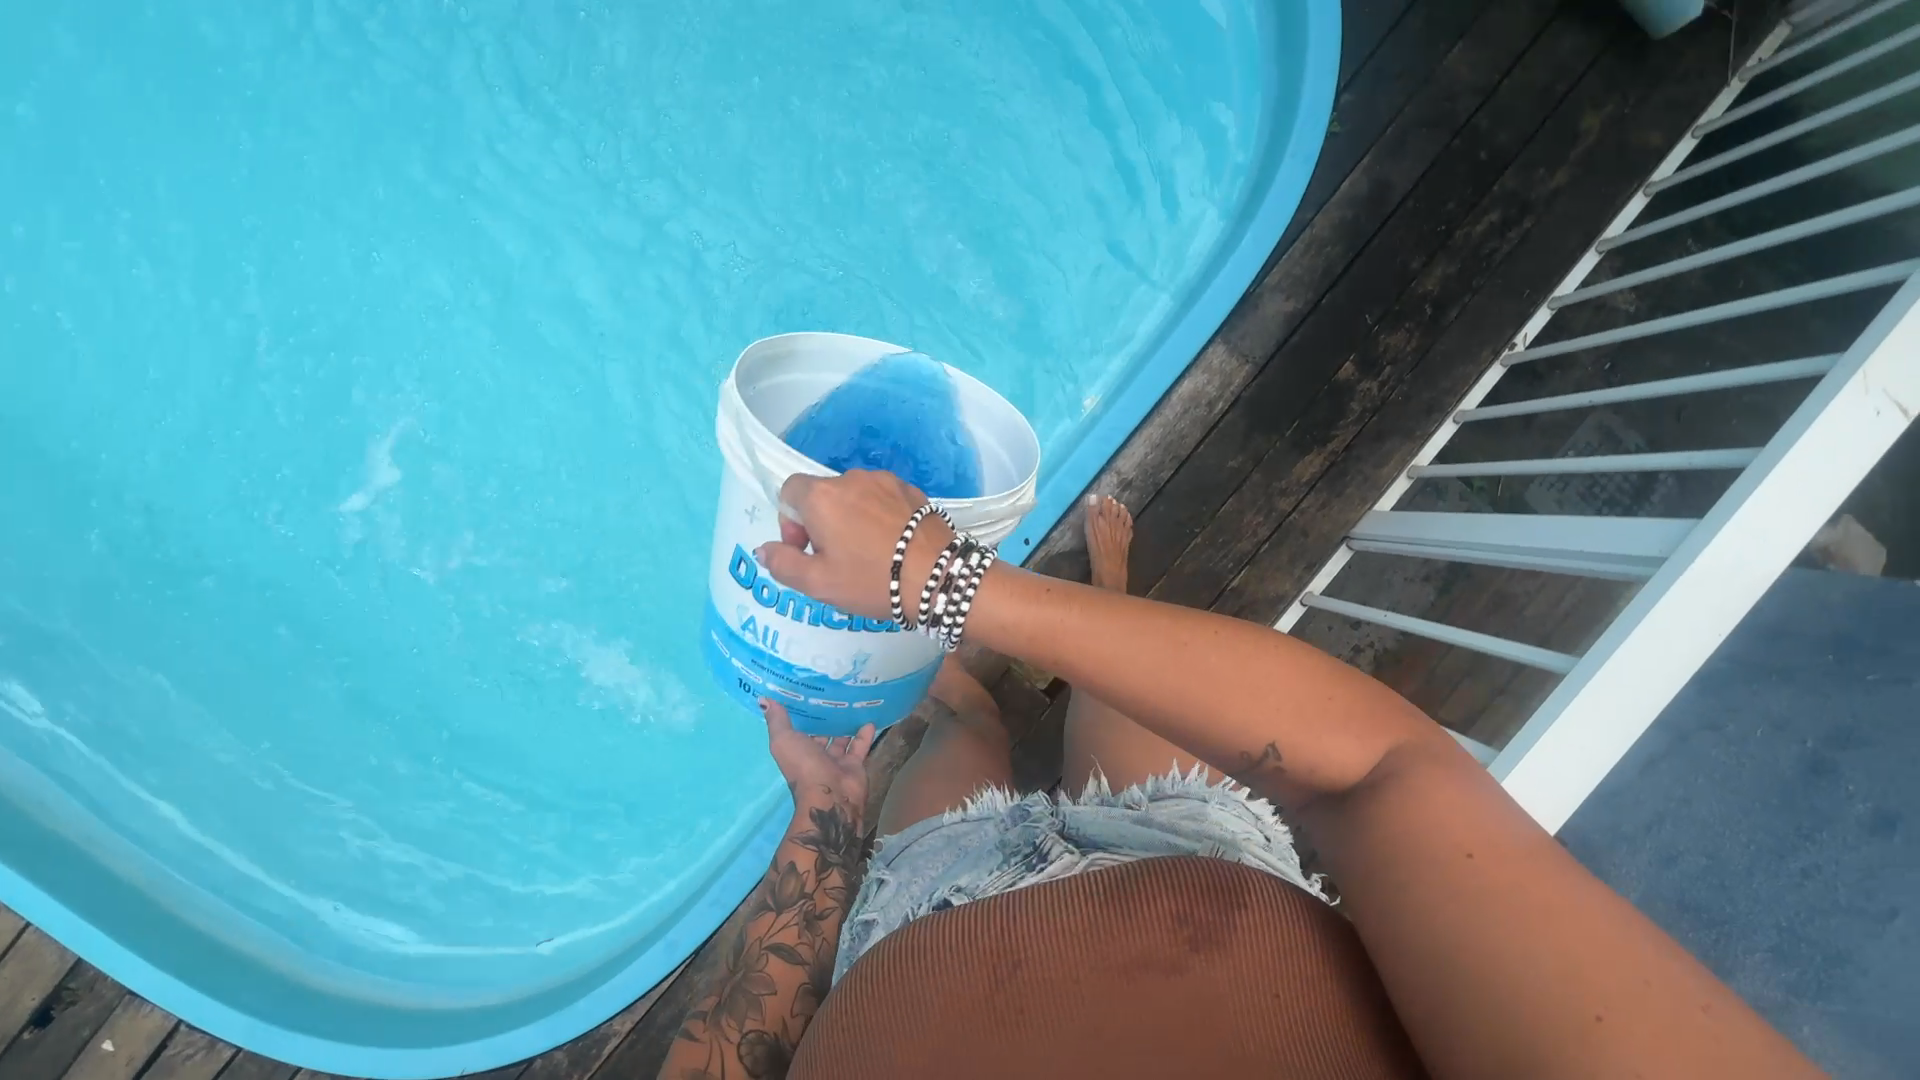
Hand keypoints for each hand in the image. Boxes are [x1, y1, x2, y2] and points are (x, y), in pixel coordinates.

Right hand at [753, 469, 955, 619]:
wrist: (940, 577)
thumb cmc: (873, 580)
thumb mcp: (819, 583)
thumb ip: (784, 563)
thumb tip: (765, 548)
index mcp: (823, 496)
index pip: (789, 491)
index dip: (790, 522)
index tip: (807, 551)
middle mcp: (852, 478)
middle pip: (822, 494)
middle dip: (821, 523)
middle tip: (838, 560)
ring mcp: (887, 481)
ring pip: (854, 497)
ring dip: (851, 519)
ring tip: (869, 555)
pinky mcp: (913, 491)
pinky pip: (882, 500)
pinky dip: (879, 517)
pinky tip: (893, 546)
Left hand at [760, 698, 874, 813]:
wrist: (830, 794)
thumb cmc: (804, 766)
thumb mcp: (784, 740)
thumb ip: (777, 720)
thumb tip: (763, 700)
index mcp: (796, 751)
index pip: (798, 729)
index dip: (801, 713)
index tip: (807, 692)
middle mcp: (815, 756)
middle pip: (821, 734)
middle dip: (825, 718)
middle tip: (834, 693)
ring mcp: (835, 761)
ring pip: (841, 739)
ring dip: (845, 724)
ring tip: (852, 702)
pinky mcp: (854, 765)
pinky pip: (860, 746)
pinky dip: (865, 734)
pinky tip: (869, 718)